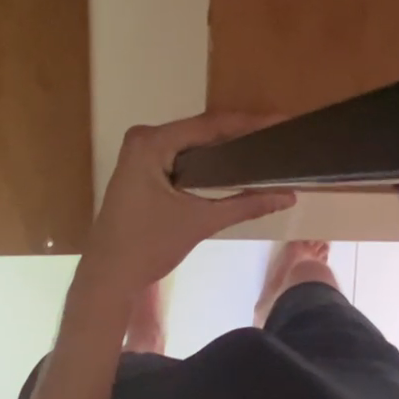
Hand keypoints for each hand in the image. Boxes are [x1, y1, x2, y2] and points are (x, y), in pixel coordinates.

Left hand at [80, 113, 297, 293]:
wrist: (109, 275)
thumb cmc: (148, 246)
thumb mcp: (200, 221)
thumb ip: (245, 204)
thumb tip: (289, 196)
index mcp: (152, 142)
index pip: (210, 125)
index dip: (250, 124)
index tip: (284, 122)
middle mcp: (143, 139)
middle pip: (201, 131)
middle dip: (240, 135)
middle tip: (280, 137)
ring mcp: (139, 154)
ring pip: (192, 145)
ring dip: (225, 149)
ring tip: (265, 150)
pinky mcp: (141, 170)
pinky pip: (181, 158)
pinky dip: (206, 163)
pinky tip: (234, 167)